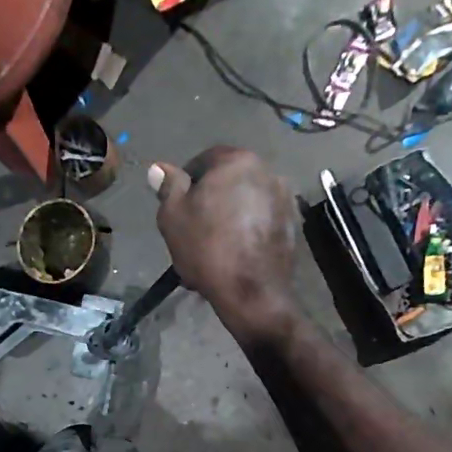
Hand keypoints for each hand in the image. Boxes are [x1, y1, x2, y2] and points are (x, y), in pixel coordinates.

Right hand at [147, 148, 299, 337]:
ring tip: (215, 244)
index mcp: (238, 161)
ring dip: (230, 215)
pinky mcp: (292, 226)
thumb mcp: (173, 216)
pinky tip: (235, 253)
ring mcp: (284, 199)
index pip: (206, 160)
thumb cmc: (207, 248)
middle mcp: (268, 171)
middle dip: (212, 199)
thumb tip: (159, 168)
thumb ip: (168, 186)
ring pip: (247, 202)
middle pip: (230, 181)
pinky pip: (261, 221)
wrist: (252, 292)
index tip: (178, 205)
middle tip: (195, 227)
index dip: (188, 182)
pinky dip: (248, 231)